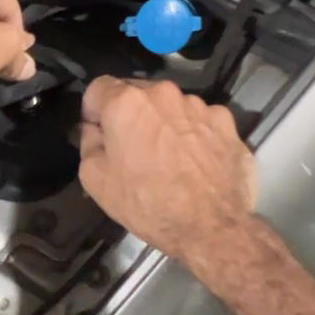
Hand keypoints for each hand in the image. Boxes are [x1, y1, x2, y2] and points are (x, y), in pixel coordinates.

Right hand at [77, 78, 257, 263]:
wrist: (210, 227)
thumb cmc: (146, 203)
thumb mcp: (94, 179)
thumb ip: (88, 143)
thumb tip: (94, 130)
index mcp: (126, 103)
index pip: (98, 87)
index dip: (93, 111)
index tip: (98, 134)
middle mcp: (164, 94)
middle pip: (136, 93)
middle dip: (129, 115)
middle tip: (131, 150)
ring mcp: (200, 106)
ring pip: (170, 107)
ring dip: (162, 124)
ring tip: (167, 159)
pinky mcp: (226, 123)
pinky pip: (199, 121)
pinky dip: (192, 135)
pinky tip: (193, 163)